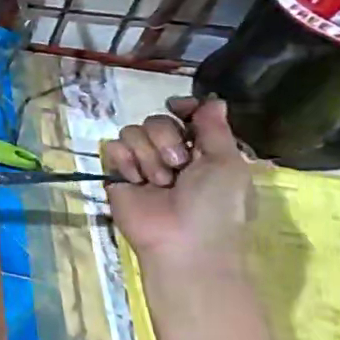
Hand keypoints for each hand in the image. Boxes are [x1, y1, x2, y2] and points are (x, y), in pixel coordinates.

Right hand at [102, 97, 258, 271]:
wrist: (182, 240)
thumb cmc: (216, 206)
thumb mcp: (227, 165)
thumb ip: (216, 130)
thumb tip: (214, 99)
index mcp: (203, 150)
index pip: (187, 114)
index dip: (183, 107)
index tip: (180, 108)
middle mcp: (171, 152)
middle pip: (156, 120)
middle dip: (165, 139)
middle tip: (178, 165)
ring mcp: (142, 162)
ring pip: (132, 131)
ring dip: (147, 155)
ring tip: (158, 181)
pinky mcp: (116, 171)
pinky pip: (112, 147)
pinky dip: (125, 162)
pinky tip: (135, 181)